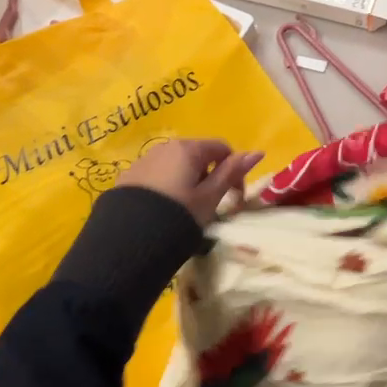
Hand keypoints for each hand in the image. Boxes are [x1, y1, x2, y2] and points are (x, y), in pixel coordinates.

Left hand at [119, 139, 264, 226]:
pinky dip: (167, 187)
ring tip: (186, 209)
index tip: (235, 198)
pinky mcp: (128, 177)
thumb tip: (257, 152)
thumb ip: (232, 173)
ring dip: (188, 182)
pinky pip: (156, 175)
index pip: (222, 149)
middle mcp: (165, 147)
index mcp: (188, 148)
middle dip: (209, 177)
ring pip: (176, 166)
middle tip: (210, 205)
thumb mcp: (210, 197)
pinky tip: (163, 209)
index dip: (234, 171)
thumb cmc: (179, 215)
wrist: (129, 239)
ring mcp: (144, 160)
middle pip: (198, 155)